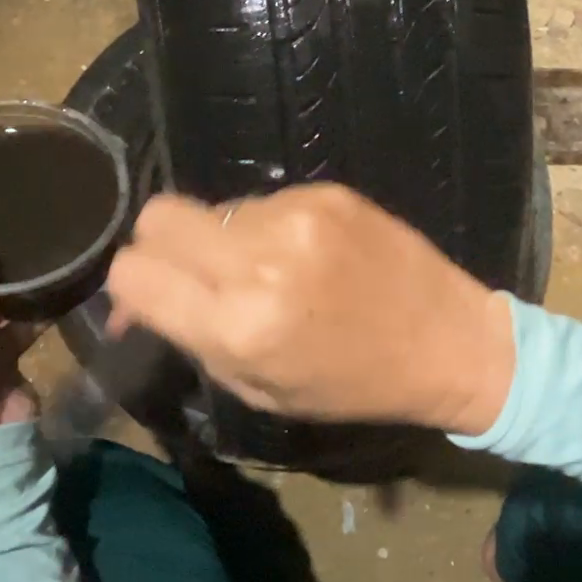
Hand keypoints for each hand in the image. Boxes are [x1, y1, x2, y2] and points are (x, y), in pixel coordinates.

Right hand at [104, 184, 514, 435]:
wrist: (448, 341)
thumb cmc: (355, 384)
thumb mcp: (262, 388)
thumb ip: (194, 340)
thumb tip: (138, 304)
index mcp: (239, 326)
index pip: (133, 273)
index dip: (132, 288)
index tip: (153, 299)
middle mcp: (260, 260)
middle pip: (159, 217)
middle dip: (162, 247)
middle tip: (193, 275)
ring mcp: (298, 217)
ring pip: (215, 208)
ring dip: (223, 239)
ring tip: (265, 270)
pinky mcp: (329, 192)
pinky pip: (266, 201)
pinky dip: (269, 227)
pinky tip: (306, 255)